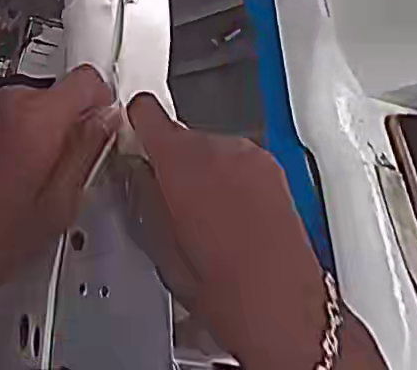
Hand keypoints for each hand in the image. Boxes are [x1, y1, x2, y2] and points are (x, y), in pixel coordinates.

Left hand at [0, 65, 117, 305]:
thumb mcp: (63, 201)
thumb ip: (90, 149)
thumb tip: (109, 119)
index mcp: (39, 118)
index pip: (88, 79)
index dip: (105, 100)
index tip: (109, 123)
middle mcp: (17, 103)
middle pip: (70, 89)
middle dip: (83, 118)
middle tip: (84, 158)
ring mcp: (1, 108)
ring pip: (53, 100)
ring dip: (61, 126)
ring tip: (55, 171)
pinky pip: (33, 110)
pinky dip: (42, 130)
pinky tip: (37, 169)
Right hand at [124, 93, 330, 369]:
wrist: (281, 306)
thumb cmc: (223, 289)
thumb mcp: (160, 246)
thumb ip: (143, 194)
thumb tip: (137, 173)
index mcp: (178, 160)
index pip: (146, 111)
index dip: (137, 121)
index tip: (134, 130)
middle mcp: (214, 145)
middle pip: (181, 135)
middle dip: (175, 161)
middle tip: (176, 203)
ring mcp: (247, 152)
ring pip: (212, 147)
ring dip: (207, 169)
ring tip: (211, 218)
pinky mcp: (271, 164)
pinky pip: (240, 158)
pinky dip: (233, 177)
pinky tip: (237, 216)